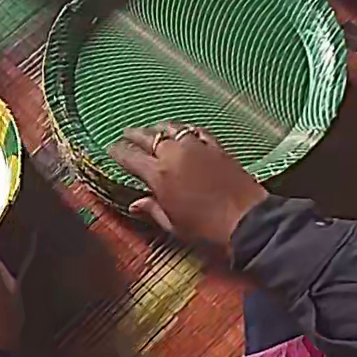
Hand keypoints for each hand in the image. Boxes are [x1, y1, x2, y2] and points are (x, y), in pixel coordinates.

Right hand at [107, 123, 268, 250]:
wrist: (245, 219)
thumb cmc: (205, 228)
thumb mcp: (173, 224)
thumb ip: (152, 209)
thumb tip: (135, 204)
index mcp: (158, 174)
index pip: (130, 157)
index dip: (118, 152)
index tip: (110, 148)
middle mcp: (174, 154)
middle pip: (149, 137)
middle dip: (134, 134)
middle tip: (126, 132)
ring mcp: (197, 147)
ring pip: (172, 129)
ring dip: (159, 128)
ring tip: (153, 128)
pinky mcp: (216, 147)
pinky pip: (197, 132)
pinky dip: (186, 130)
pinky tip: (184, 131)